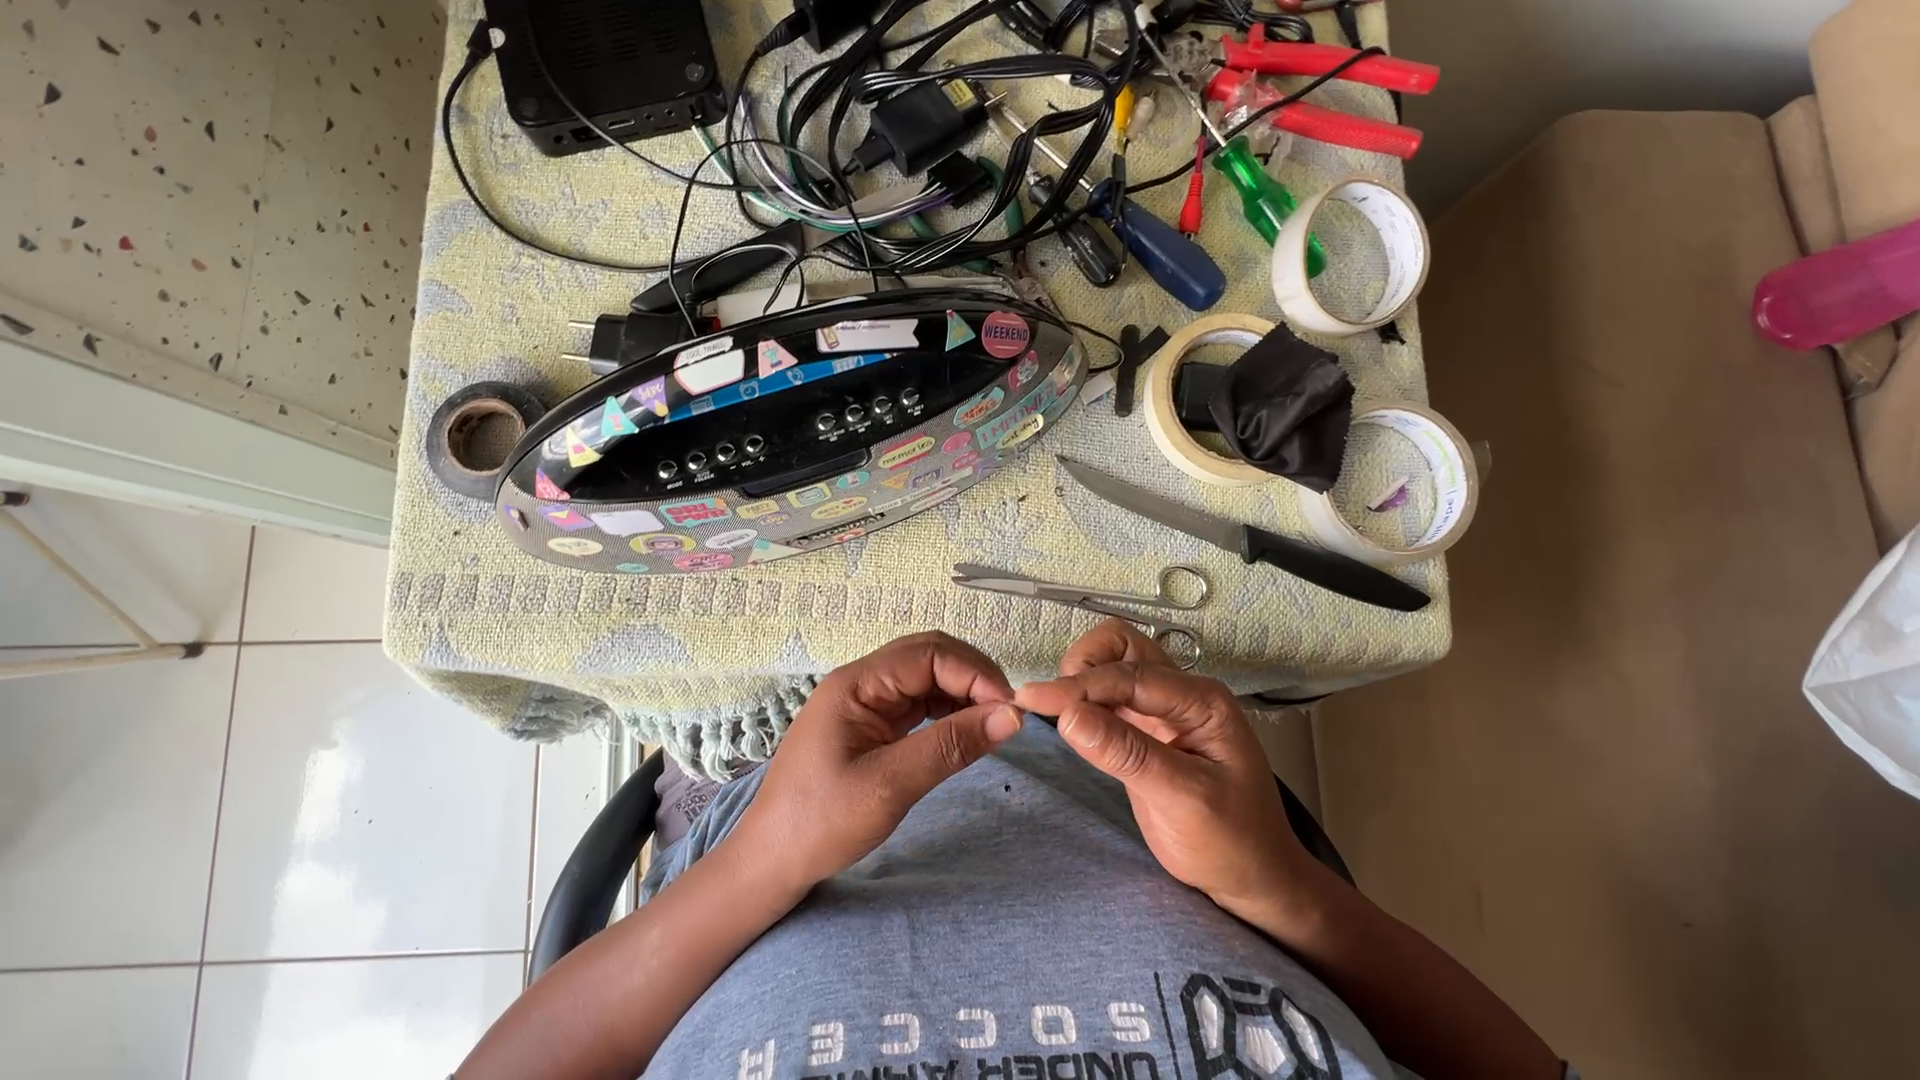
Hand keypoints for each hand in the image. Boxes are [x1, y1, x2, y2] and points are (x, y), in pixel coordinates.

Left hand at [728, 631, 1023, 893]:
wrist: (771, 861)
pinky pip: (917, 703)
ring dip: (963, 693)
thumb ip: (950, 746)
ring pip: (926, 678)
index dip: (975, 673)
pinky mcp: (870, 725)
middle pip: (929, 656)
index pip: (929, 654)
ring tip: (993, 723)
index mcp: (856, 684)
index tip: (1009, 709)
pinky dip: (948, 712)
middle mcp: (861, 683)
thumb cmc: (821, 822)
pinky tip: (966, 731)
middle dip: (973, 676)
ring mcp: (865, 703)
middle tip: (1007, 713)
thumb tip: (1011, 717)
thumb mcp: (890, 785)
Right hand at [1017, 619, 1314, 919]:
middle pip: (1123, 648)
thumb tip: (1069, 717)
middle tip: (1052, 705)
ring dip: (1080, 681)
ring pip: (1112, 667)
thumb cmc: (1232, 840)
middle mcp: (1181, 695)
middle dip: (1083, 665)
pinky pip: (1107, 701)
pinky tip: (1065, 724)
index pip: (1131, 677)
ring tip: (1056, 714)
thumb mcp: (1184, 799)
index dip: (1080, 686)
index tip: (1033, 699)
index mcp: (1202, 701)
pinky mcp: (1142, 733)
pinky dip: (1082, 704)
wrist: (1252, 878)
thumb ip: (1127, 754)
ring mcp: (1161, 712)